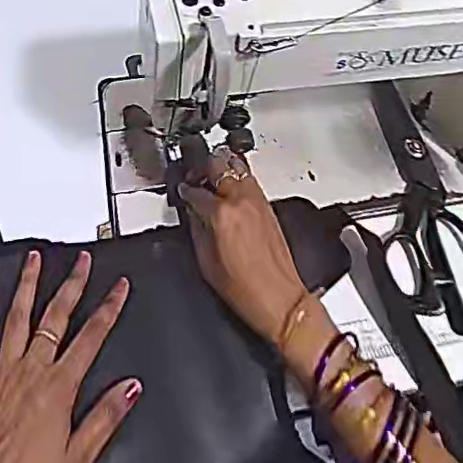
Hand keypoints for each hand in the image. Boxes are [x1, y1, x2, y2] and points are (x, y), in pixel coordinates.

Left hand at [0, 250, 140, 462]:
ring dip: (25, 287)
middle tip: (81, 261)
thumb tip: (131, 387)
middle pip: (55, 318)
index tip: (120, 286)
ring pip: (14, 321)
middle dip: (72, 284)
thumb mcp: (78, 461)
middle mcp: (27, 376)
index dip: (109, 307)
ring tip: (32, 261)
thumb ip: (106, 418)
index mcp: (56, 390)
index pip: (91, 336)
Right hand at [177, 147, 309, 344]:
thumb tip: (191, 213)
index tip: (182, 192)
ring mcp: (257, 199)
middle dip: (202, 168)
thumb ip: (196, 230)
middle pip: (217, 165)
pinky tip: (230, 187)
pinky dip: (237, 176)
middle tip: (195, 177)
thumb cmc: (247, 288)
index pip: (196, 192)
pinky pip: (249, 178)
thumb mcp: (206, 263)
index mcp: (222, 215)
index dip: (185, 191)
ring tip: (212, 177)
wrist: (279, 298)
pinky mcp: (267, 204)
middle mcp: (241, 201)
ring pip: (236, 165)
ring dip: (221, 167)